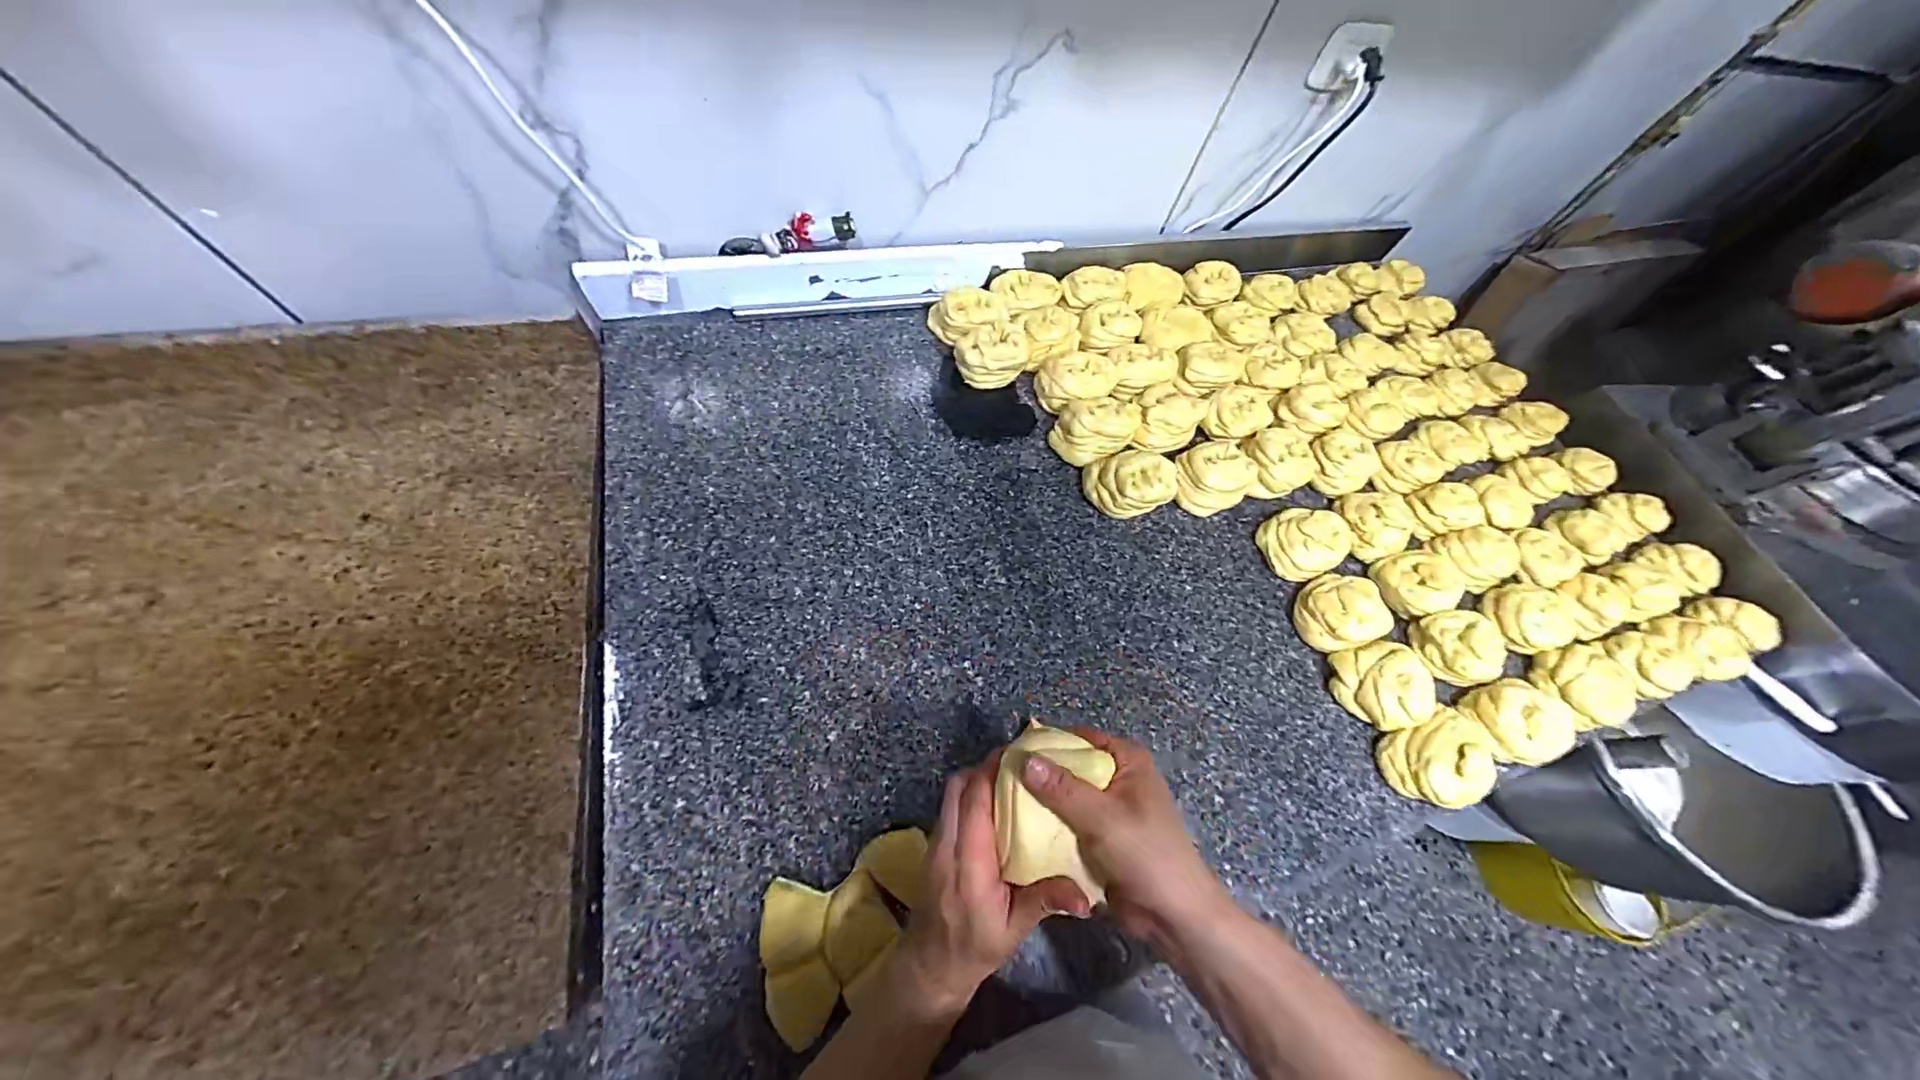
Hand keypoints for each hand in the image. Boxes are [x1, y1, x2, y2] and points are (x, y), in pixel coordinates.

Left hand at [895, 757, 1090, 1016]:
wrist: (932, 963)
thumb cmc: (976, 945)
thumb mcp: (1015, 928)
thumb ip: (1046, 902)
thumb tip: (1087, 896)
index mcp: (968, 862)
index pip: (975, 802)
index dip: (991, 772)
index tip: (1017, 754)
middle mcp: (947, 844)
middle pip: (958, 787)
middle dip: (984, 767)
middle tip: (1017, 762)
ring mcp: (936, 842)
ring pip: (950, 794)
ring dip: (975, 778)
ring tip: (1008, 776)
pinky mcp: (934, 845)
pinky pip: (949, 806)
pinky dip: (967, 794)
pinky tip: (992, 801)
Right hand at [1018, 728, 1232, 942]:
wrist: (1174, 917)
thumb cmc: (1147, 855)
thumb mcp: (1103, 817)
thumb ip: (1062, 789)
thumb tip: (1023, 759)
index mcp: (1127, 760)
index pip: (1078, 738)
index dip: (1046, 743)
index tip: (1010, 754)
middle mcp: (1118, 778)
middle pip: (1069, 768)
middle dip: (1039, 777)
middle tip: (1001, 782)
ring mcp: (1109, 810)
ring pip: (1066, 798)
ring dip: (1041, 805)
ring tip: (1003, 807)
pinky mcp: (1101, 838)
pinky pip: (1068, 824)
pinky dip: (1050, 827)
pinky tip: (1021, 832)